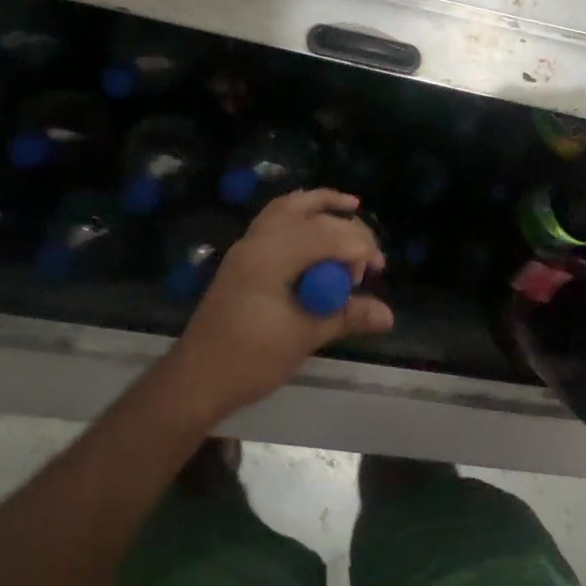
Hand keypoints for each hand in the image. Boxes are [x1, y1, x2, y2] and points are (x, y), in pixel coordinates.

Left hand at [171, 190, 393, 419]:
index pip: (326, 235)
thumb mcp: (303, 337)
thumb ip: (346, 316)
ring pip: (288, 207)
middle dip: (346, 230)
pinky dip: (299, 215)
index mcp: (271, 257)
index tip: (376, 272)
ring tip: (350, 206)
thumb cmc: (249, 359)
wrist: (195, 380)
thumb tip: (389, 315)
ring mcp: (247, 246)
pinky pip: (275, 219)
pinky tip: (316, 222)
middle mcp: (258, 240)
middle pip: (311, 216)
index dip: (359, 248)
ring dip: (320, 205)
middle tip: (371, 259)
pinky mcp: (243, 257)